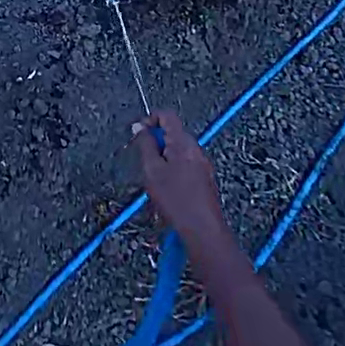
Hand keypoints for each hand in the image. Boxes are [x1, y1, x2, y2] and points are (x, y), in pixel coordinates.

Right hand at [132, 111, 230, 250]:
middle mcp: (196, 149)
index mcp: (183, 142)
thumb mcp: (152, 169)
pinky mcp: (205, 178)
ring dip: (164, 158)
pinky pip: (185, 165)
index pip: (167, 115)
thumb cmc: (176, 200)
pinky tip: (169, 191)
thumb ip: (145, 144)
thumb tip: (140, 127)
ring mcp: (203, 164)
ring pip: (178, 150)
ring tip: (157, 181)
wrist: (202, 229)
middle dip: (156, 143)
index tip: (139, 134)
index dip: (150, 120)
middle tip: (146, 163)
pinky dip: (174, 170)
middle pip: (173, 133)